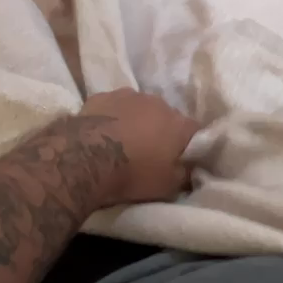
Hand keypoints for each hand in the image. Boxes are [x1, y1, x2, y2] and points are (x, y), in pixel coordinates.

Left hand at [76, 89, 199, 206]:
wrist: (88, 157)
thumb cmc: (133, 174)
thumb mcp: (167, 187)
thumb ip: (184, 174)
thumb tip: (189, 168)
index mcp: (178, 124)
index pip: (194, 131)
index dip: (189, 144)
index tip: (182, 158)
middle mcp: (158, 102)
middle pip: (165, 116)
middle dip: (161, 131)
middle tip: (150, 152)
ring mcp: (129, 95)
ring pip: (139, 107)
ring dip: (136, 121)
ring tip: (123, 142)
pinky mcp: (103, 95)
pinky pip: (113, 106)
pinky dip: (112, 117)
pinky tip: (103, 133)